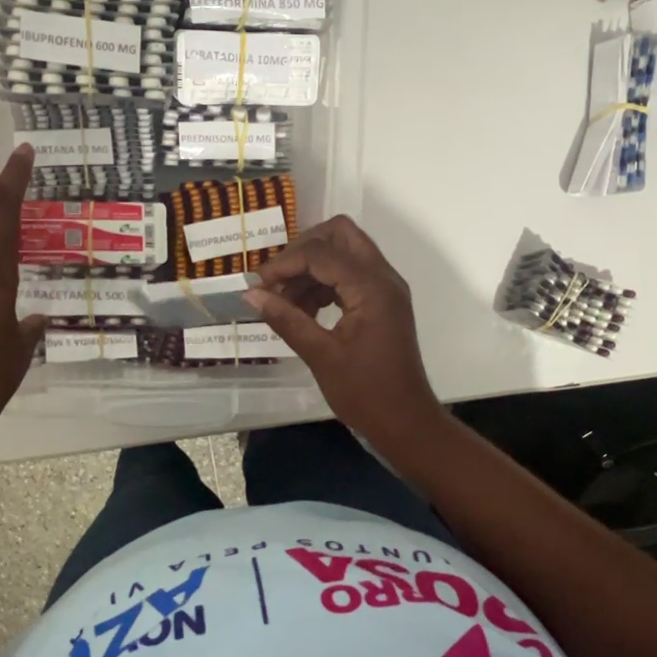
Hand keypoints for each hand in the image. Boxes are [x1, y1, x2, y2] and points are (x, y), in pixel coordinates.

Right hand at [245, 215, 448, 449]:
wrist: (406, 421)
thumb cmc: (365, 393)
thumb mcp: (320, 355)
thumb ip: (286, 319)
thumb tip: (250, 294)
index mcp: (371, 287)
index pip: (320, 252)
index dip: (284, 263)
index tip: (257, 285)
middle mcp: (383, 277)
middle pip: (340, 234)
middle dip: (303, 250)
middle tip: (277, 280)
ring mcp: (386, 289)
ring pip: (345, 252)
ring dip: (312, 268)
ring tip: (285, 303)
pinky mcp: (383, 303)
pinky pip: (351, 275)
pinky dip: (325, 283)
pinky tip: (304, 310)